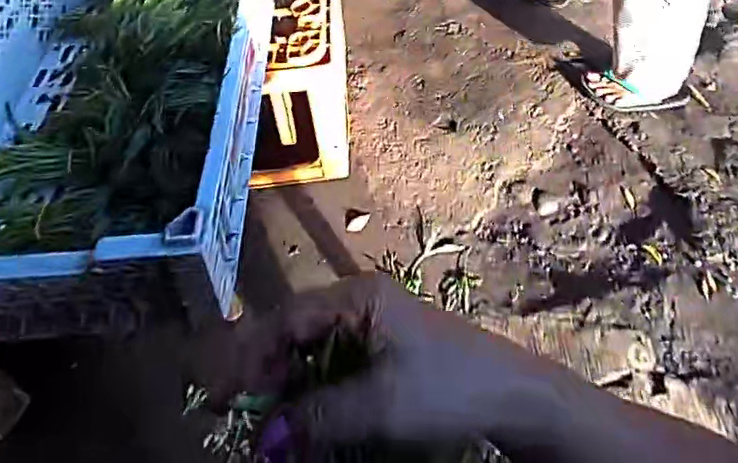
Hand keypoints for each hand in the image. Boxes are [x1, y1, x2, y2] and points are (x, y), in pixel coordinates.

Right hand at [234, 275, 557, 450]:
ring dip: (290, 386)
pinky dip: (316, 391)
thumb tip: (263, 440)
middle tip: (241, 411)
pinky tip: (306, 419)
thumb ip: (321, 416)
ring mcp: (372, 323)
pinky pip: (335, 364)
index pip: (290, 317)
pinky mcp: (383, 348)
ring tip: (269, 423)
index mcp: (356, 297)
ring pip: (314, 349)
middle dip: (268, 371)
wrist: (511, 394)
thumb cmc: (445, 387)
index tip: (226, 389)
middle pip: (298, 330)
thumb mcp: (381, 405)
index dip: (254, 352)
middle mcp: (358, 301)